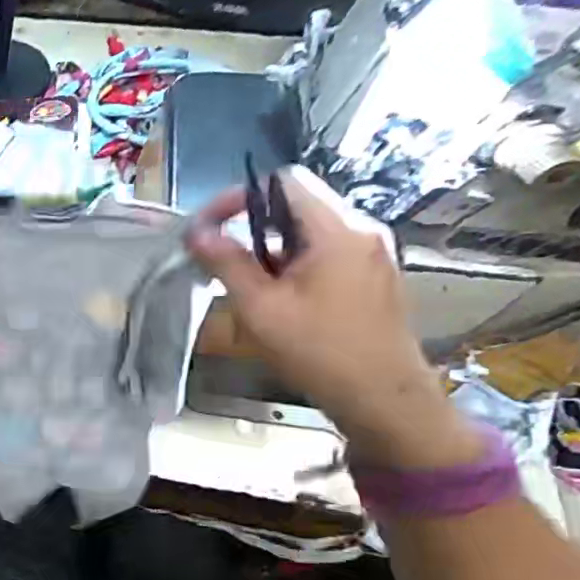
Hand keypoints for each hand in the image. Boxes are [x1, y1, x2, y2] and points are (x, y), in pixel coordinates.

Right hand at [185, 166, 480, 468]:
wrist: (382, 397)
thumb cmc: (318, 351)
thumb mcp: (260, 308)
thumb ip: (227, 264)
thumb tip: (197, 233)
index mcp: (336, 229)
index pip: (284, 182)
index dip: (239, 196)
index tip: (209, 226)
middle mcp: (361, 230)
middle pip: (297, 205)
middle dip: (252, 228)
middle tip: (223, 261)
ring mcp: (372, 253)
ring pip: (309, 232)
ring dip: (272, 250)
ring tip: (250, 289)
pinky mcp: (374, 276)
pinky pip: (326, 253)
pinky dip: (295, 265)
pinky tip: (282, 302)